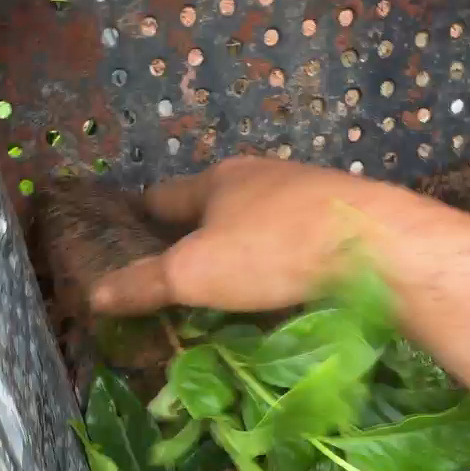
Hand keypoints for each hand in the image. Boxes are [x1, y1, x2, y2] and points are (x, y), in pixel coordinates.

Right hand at [89, 157, 469, 315]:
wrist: (373, 245)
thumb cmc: (270, 251)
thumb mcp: (195, 274)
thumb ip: (145, 284)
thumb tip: (95, 294)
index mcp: (217, 180)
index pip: (163, 197)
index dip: (140, 218)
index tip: (125, 238)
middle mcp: (261, 176)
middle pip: (214, 205)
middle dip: (195, 235)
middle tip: (179, 273)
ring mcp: (307, 193)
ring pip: (259, 220)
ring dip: (242, 246)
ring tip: (230, 285)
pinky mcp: (343, 216)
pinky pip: (296, 239)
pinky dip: (281, 259)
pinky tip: (284, 284)